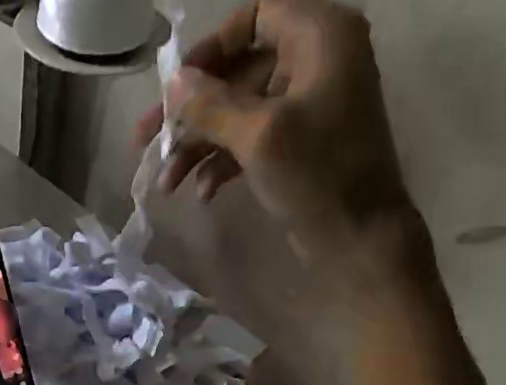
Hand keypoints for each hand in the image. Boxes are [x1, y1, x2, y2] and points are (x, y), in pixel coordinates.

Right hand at [135, 0, 413, 251]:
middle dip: (192, 112)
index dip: (209, 51)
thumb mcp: (259, 136)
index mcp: (319, 37)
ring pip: (238, 112)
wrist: (359, 240)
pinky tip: (202, 193)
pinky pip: (250, 141)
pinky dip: (223, 163)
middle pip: (238, 71)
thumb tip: (173, 83)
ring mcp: (307, 106)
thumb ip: (212, 105)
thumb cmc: (317, 177)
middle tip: (146, 141)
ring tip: (167, 183)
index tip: (174, 89)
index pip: (253, 18)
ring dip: (199, 146)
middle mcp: (315, 61)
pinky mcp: (298, 146)